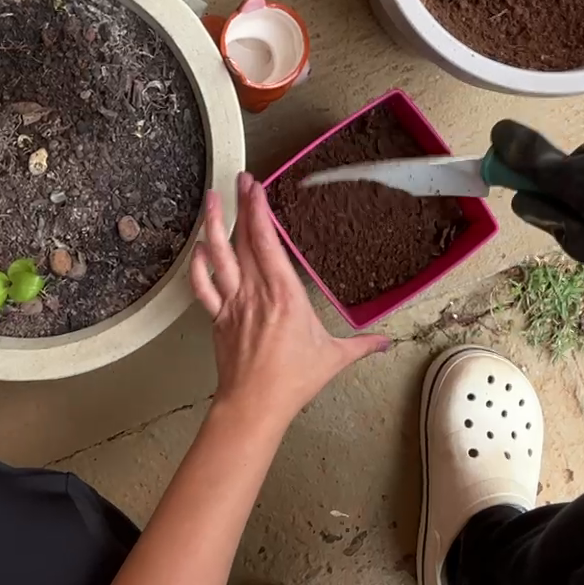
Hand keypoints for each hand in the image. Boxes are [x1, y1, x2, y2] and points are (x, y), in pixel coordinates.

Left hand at [191, 173, 390, 426]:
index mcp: (284, 294)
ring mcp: (233, 303)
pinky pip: (203, 286)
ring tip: (211, 200)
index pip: (267, 241)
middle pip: (242, 240)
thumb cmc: (292, 381)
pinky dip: (198, 265)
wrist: (254, 404)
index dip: (259, 210)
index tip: (255, 187)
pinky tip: (198, 248)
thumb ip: (361, 345)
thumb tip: (385, 342)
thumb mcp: (333, 359)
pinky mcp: (219, 317)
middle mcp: (255, 292)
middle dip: (239, 205)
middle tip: (239, 180)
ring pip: (217, 256)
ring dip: (213, 225)